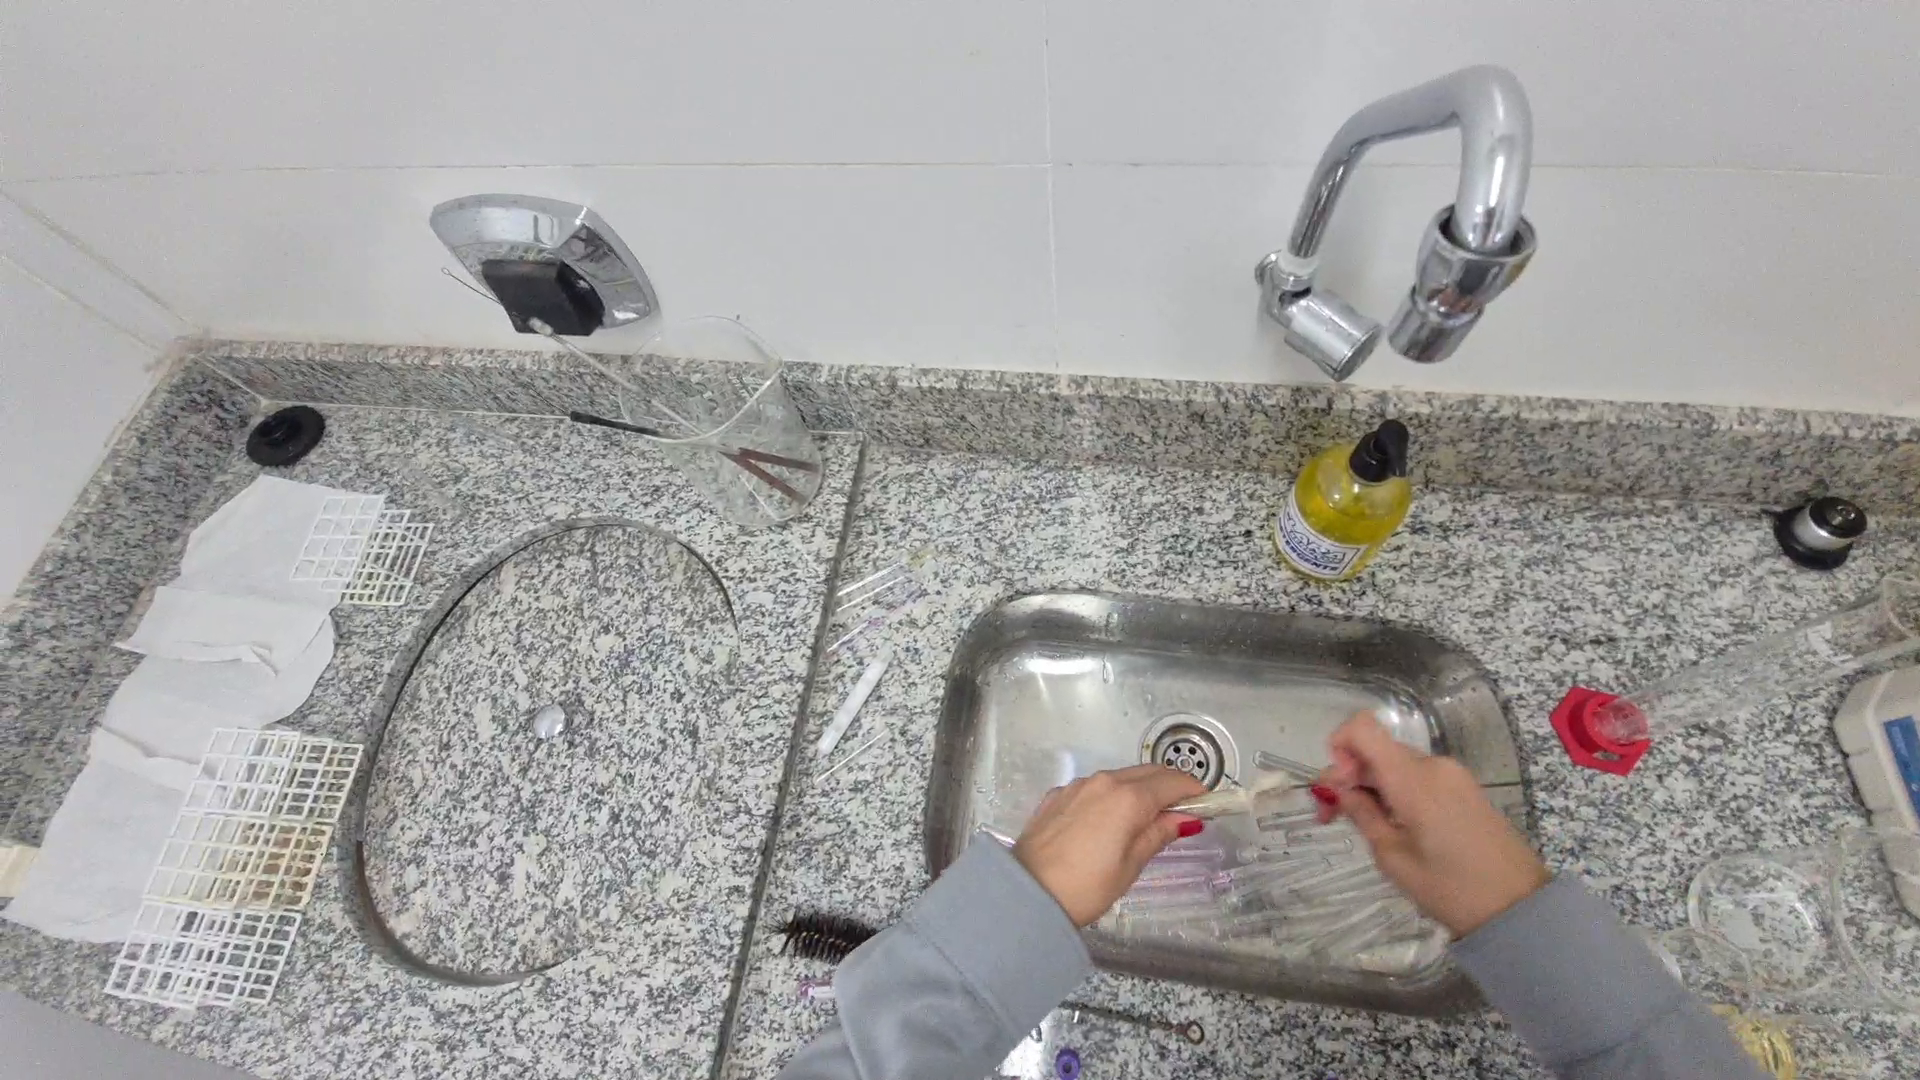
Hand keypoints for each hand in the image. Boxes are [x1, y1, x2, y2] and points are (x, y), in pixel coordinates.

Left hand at [1013, 765, 1207, 926]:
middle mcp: (1103, 781)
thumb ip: (1157, 834)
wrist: (1028, 892)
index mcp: (1128, 798)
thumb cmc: (1086, 886)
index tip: (1207, 801)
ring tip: (1149, 815)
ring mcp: (1077, 785)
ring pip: (1119, 777)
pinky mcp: (1057, 794)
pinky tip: (1111, 819)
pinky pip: (1094, 787)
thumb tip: (1184, 818)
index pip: (1171, 782)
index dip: (1193, 790)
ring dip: (1140, 788)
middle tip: (1185, 808)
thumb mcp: (1130, 865)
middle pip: (1146, 772)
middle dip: (1169, 785)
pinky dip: (1112, 795)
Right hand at [1316, 712, 1550, 937]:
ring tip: (1365, 826)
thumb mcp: (1393, 857)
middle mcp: (1432, 765)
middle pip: (1374, 749)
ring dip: (1370, 786)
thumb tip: (1338, 788)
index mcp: (1413, 778)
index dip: (1338, 746)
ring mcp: (1451, 775)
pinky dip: (1395, 791)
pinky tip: (1395, 825)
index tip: (1337, 786)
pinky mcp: (1463, 788)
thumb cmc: (1453, 889)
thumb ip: (1361, 813)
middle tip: (1333, 817)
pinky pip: (1415, 776)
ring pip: (1392, 764)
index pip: (1361, 727)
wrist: (1525, 913)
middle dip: (1348, 776)